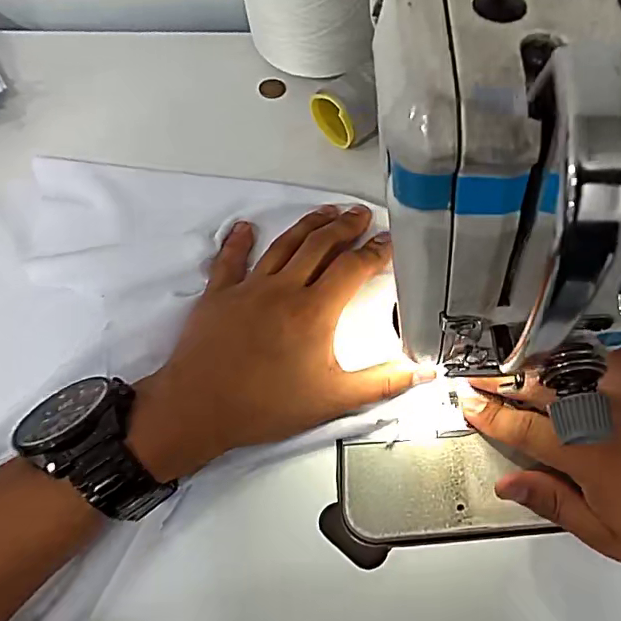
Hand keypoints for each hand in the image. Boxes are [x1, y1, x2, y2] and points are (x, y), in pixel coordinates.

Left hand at [127, 205, 433, 479]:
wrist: (197, 409)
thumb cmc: (266, 406)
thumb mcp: (333, 399)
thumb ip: (382, 383)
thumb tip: (423, 374)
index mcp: (314, 311)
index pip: (352, 268)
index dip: (374, 251)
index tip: (388, 241)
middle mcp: (283, 290)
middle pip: (320, 245)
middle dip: (344, 226)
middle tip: (360, 214)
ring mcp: (247, 288)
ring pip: (283, 245)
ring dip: (307, 225)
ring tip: (326, 212)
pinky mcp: (218, 295)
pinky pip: (230, 260)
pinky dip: (239, 241)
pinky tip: (245, 228)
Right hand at [460, 345, 620, 605]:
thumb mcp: (603, 533)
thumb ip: (553, 500)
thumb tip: (512, 484)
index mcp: (591, 454)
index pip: (525, 426)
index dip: (491, 414)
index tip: (469, 404)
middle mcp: (613, 417)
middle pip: (547, 388)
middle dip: (508, 383)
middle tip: (485, 381)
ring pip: (587, 362)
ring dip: (552, 360)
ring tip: (530, 365)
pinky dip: (612, 351)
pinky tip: (598, 355)